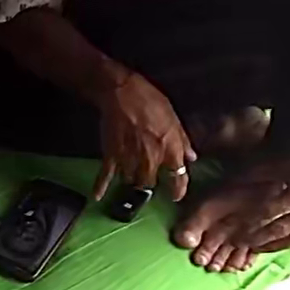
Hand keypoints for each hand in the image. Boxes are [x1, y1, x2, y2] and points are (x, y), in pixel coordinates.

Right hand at [95, 68, 195, 201]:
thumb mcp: (173, 118)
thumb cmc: (150, 101)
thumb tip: (192, 157)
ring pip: (130, 181)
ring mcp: (129, 159)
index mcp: (169, 149)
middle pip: (149, 183)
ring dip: (130, 181)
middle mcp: (150, 159)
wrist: (122, 92)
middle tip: (147, 181)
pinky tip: (97, 197)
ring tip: (129, 178)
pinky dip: (101, 187)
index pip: (177, 177)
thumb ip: (182, 140)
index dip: (178, 189)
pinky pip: (106, 175)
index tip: (175, 196)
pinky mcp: (111, 155)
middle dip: (148, 183)